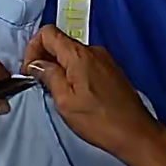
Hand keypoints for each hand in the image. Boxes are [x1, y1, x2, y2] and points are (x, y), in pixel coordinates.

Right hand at [22, 25, 165, 165]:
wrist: (135, 132)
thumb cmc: (100, 120)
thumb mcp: (65, 101)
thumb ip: (49, 76)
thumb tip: (37, 64)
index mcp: (79, 55)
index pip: (48, 33)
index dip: (33, 49)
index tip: (30, 70)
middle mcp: (93, 51)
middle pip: (60, 43)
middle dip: (45, 60)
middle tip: (40, 84)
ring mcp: (105, 60)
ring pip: (73, 54)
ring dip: (60, 68)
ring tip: (58, 93)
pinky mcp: (112, 70)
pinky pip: (86, 63)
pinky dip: (75, 73)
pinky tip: (76, 94)